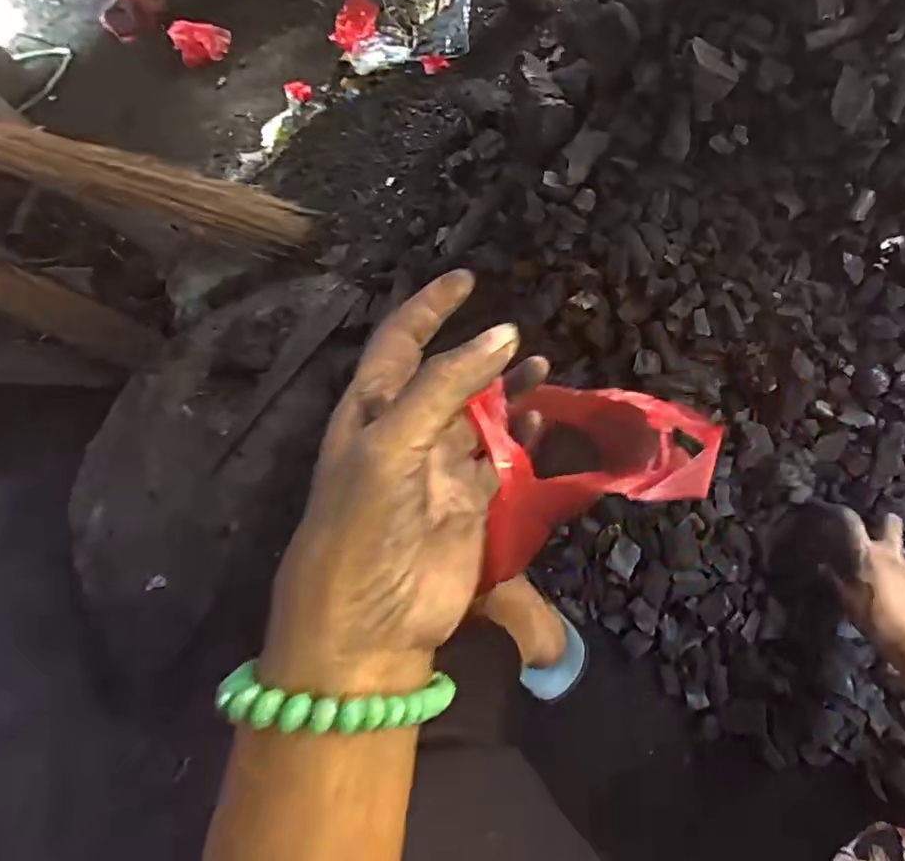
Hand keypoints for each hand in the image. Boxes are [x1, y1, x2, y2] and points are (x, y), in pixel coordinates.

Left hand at [260, 271, 543, 696]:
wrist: (369, 624)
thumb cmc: (363, 523)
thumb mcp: (392, 443)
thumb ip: (446, 386)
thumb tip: (503, 335)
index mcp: (373, 408)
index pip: (400, 340)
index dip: (429, 307)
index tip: (465, 279)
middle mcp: (406, 430)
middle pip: (446, 374)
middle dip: (478, 350)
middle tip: (517, 331)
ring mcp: (440, 466)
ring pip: (480, 413)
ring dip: (508, 388)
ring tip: (540, 367)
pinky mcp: (470, 501)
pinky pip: (501, 456)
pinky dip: (520, 436)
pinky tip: (537, 421)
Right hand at [834, 510, 904, 675]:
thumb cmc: (875, 618)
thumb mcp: (848, 600)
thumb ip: (836, 580)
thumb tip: (823, 567)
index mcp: (869, 553)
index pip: (852, 522)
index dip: (840, 511)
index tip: (830, 507)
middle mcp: (891, 555)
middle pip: (891, 526)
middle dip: (886, 521)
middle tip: (877, 522)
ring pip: (897, 551)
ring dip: (887, 552)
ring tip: (873, 564)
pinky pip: (903, 571)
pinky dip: (893, 572)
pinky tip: (887, 587)